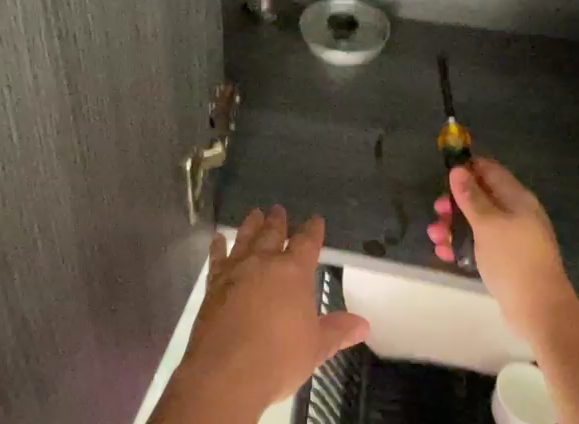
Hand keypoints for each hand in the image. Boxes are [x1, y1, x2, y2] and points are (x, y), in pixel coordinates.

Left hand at [156, 206, 369, 421]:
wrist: (227, 370)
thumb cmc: (279, 358)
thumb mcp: (315, 348)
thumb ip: (337, 331)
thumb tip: (363, 324)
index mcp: (294, 272)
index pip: (307, 243)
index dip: (312, 230)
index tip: (315, 219)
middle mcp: (264, 262)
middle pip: (272, 233)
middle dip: (278, 221)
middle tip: (278, 209)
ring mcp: (236, 270)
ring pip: (245, 238)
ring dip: (251, 225)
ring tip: (254, 213)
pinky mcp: (214, 283)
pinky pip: (217, 258)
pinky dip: (218, 247)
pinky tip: (218, 240)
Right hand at [427, 157, 576, 334]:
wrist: (540, 311)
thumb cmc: (513, 259)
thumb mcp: (488, 224)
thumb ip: (471, 196)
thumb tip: (458, 170)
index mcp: (517, 199)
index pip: (490, 171)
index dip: (467, 168)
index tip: (444, 174)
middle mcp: (515, 214)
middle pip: (481, 197)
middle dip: (455, 202)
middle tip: (437, 211)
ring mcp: (511, 239)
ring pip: (477, 222)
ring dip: (453, 226)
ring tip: (434, 236)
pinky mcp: (505, 260)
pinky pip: (479, 244)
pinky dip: (461, 245)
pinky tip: (444, 252)